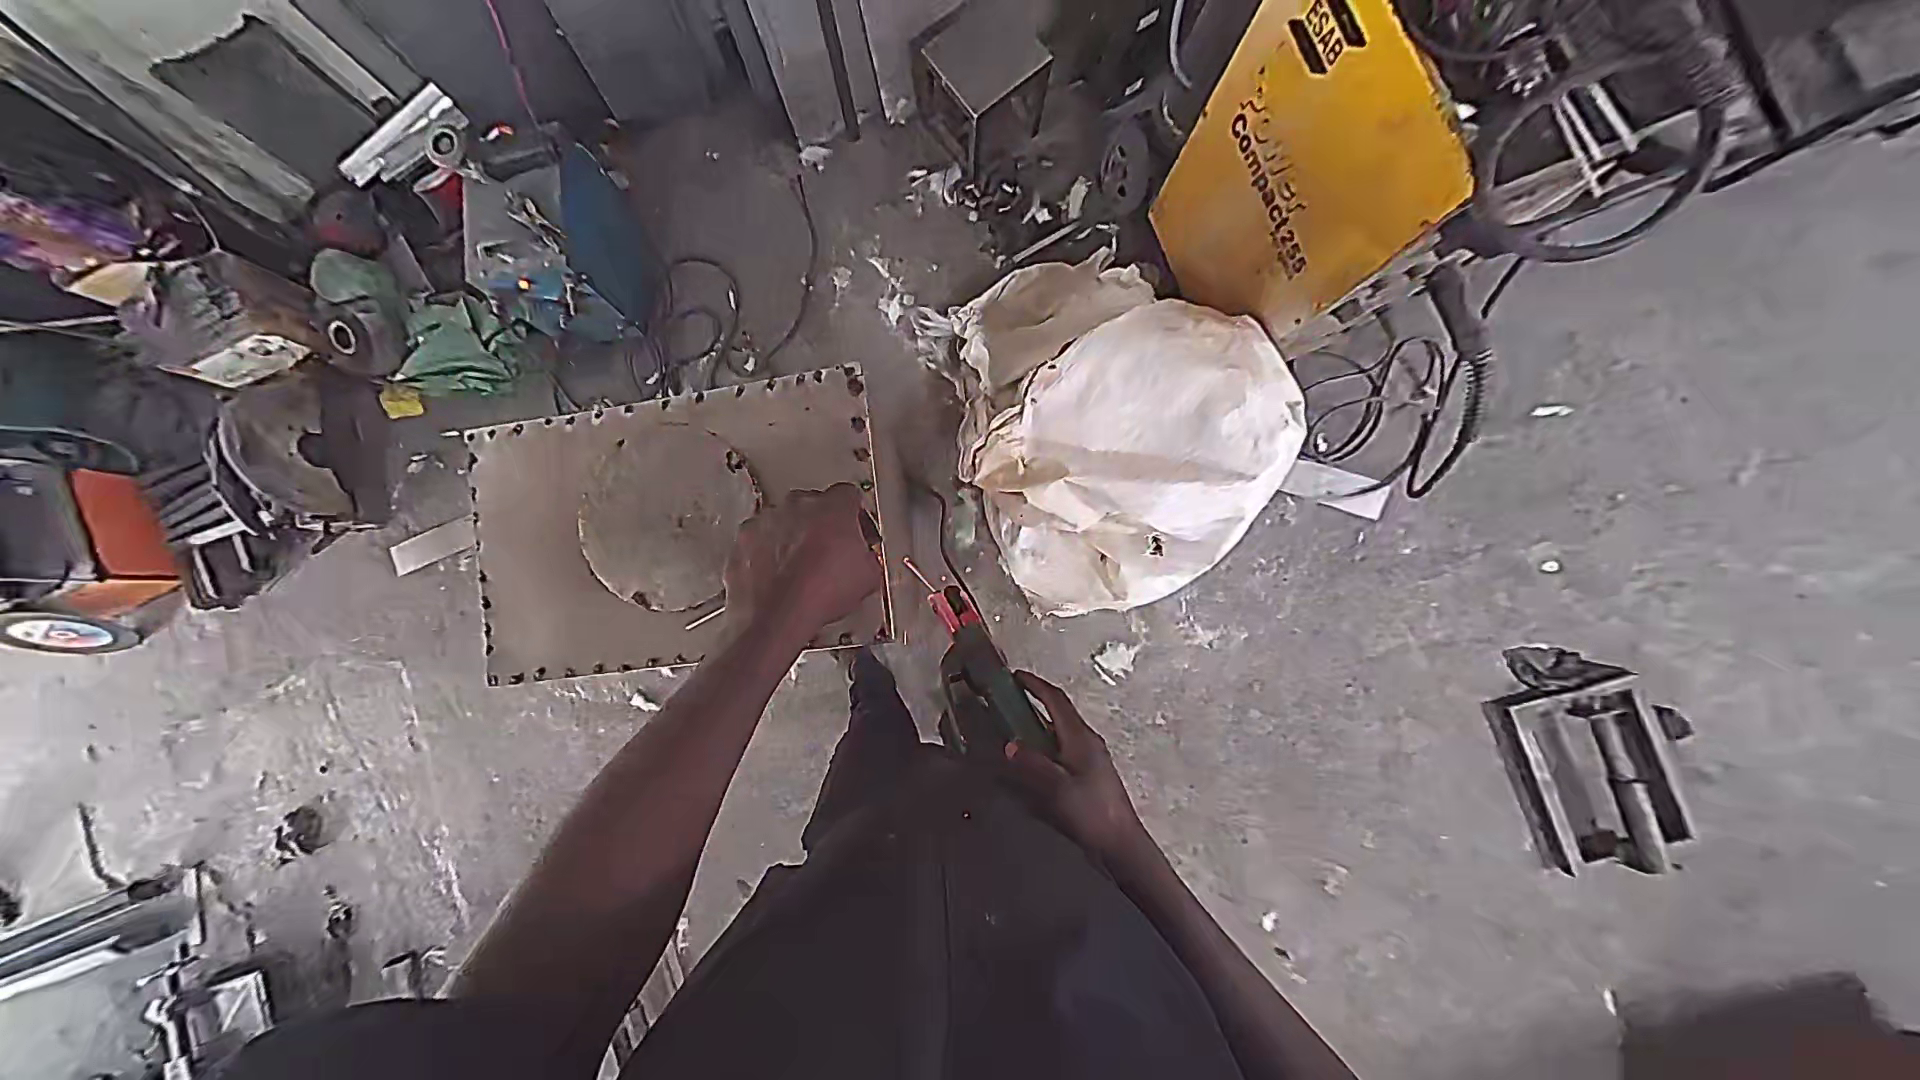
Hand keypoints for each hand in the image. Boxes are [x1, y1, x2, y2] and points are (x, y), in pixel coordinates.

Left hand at [724, 484, 882, 638]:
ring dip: (794, 536)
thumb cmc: (820, 592)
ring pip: (785, 520)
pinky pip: (760, 540)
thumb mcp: (868, 576)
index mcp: (832, 507)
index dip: (856, 514)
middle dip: (823, 525)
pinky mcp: (744, 541)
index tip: (857, 528)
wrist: (781, 616)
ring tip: (804, 566)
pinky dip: (769, 552)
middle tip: (832, 551)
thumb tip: (866, 561)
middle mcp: (797, 506)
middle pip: (814, 505)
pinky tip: (781, 574)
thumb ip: (868, 556)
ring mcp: (767, 521)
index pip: (848, 495)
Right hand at [1003, 671, 1152, 866]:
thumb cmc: (1091, 812)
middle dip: (1038, 697)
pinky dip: (1048, 736)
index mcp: (1080, 737)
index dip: (1036, 685)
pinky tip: (1037, 752)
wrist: (1121, 842)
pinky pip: (1065, 742)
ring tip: (1019, 720)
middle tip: (1013, 694)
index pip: (1056, 700)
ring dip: (1042, 717)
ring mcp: (1092, 755)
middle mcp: (1087, 740)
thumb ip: (1032, 763)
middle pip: (1061, 710)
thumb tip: (1009, 744)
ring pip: (1063, 726)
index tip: (1016, 676)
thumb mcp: (1057, 787)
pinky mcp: (1092, 770)